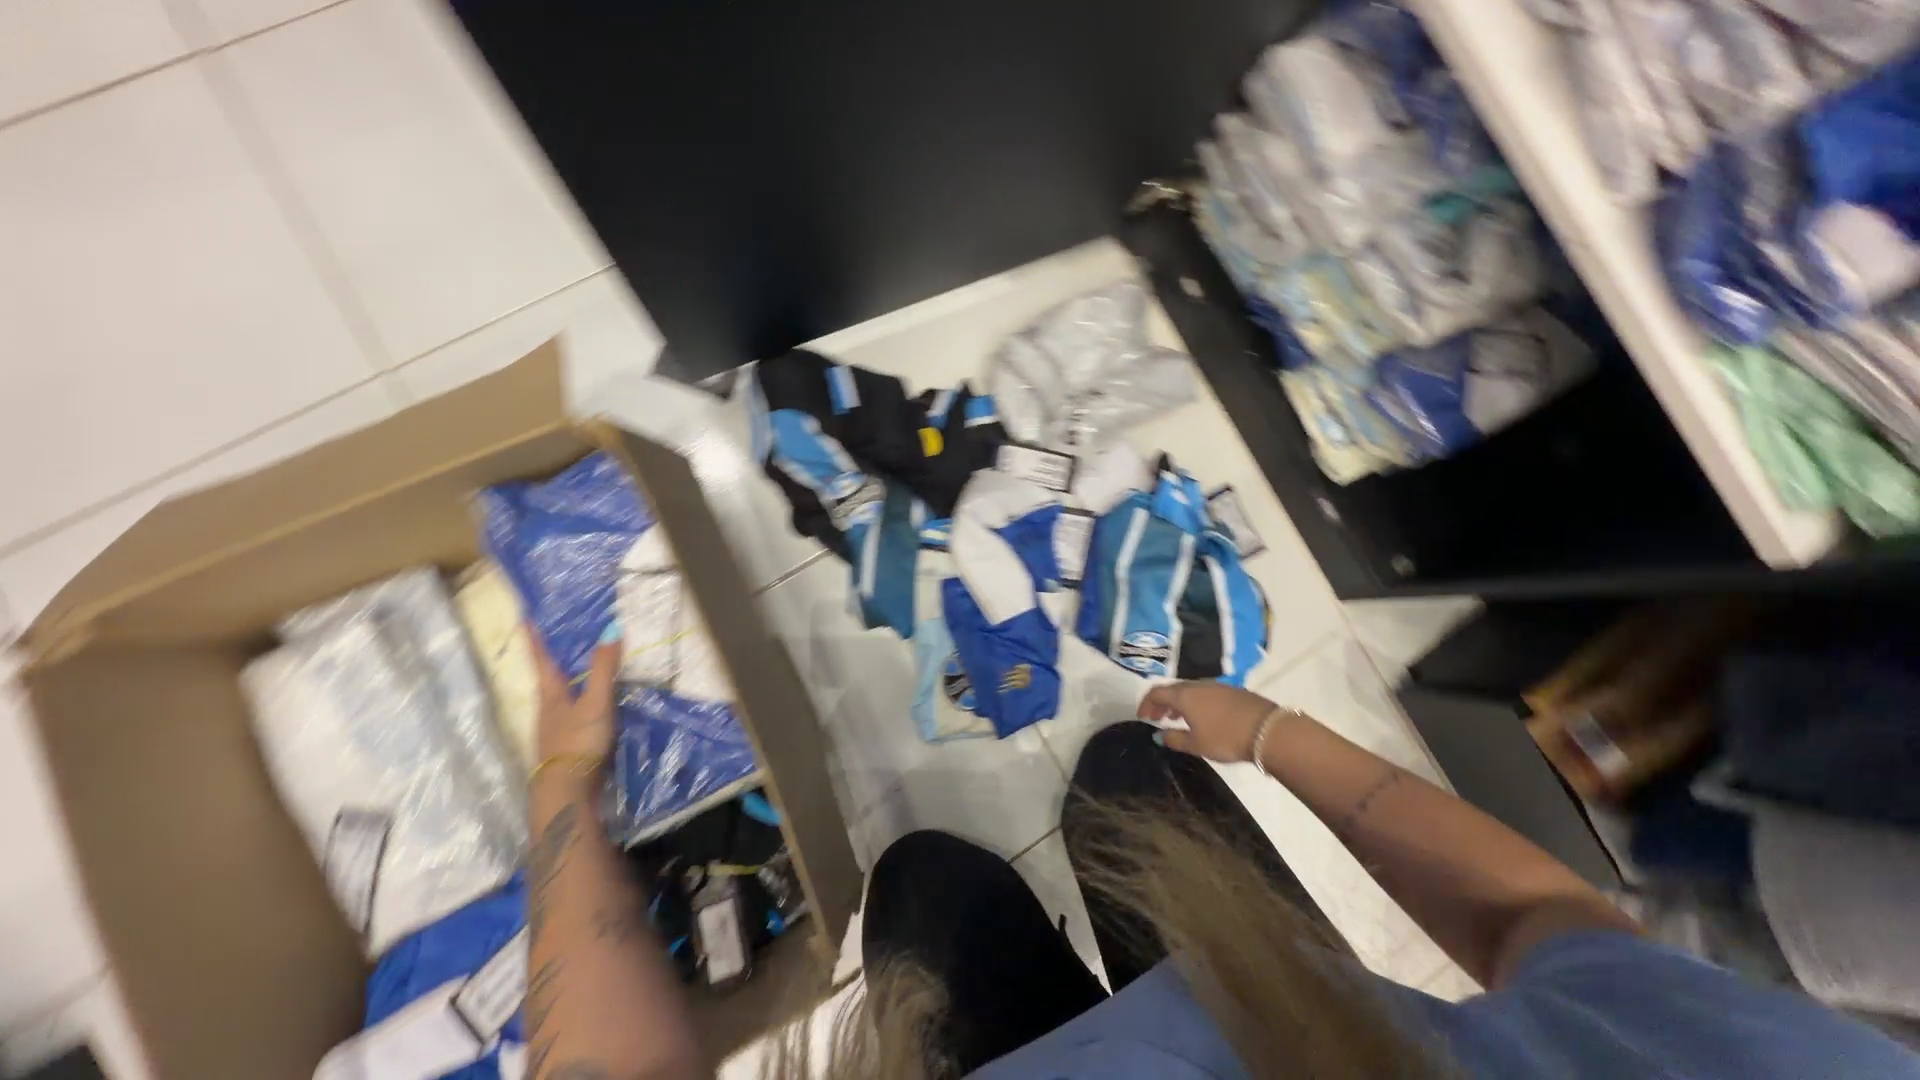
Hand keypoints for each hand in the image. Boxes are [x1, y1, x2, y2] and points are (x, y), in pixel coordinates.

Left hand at [531, 621, 620, 761]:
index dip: (535, 638)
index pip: (542, 658)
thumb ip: (603, 669)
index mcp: (551, 693)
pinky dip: (584, 698)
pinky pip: (576, 711)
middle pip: (551, 675)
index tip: (525, 618)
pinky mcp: (569, 743)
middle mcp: (549, 707)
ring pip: (564, 694)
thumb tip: (611, 628)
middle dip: (556, 656)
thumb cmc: (577, 741)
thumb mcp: (595, 703)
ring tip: (586, 663)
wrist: (568, 791)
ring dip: (572, 677)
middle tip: (565, 634)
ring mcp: (557, 727)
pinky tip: (597, 701)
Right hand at [1138, 680, 1282, 764]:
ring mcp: (1218, 686)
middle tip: (1157, 718)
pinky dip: (1196, 703)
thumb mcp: (1196, 744)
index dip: (1146, 703)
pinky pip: (1206, 694)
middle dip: (1162, 703)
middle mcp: (1199, 685)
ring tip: (1177, 719)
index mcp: (1185, 694)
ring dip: (1180, 703)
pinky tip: (1202, 718)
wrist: (1268, 730)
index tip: (1141, 717)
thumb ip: (1175, 738)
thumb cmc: (1225, 738)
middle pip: (1174, 689)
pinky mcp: (1233, 691)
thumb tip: (1160, 735)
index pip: (1157, 692)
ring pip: (1191, 691)